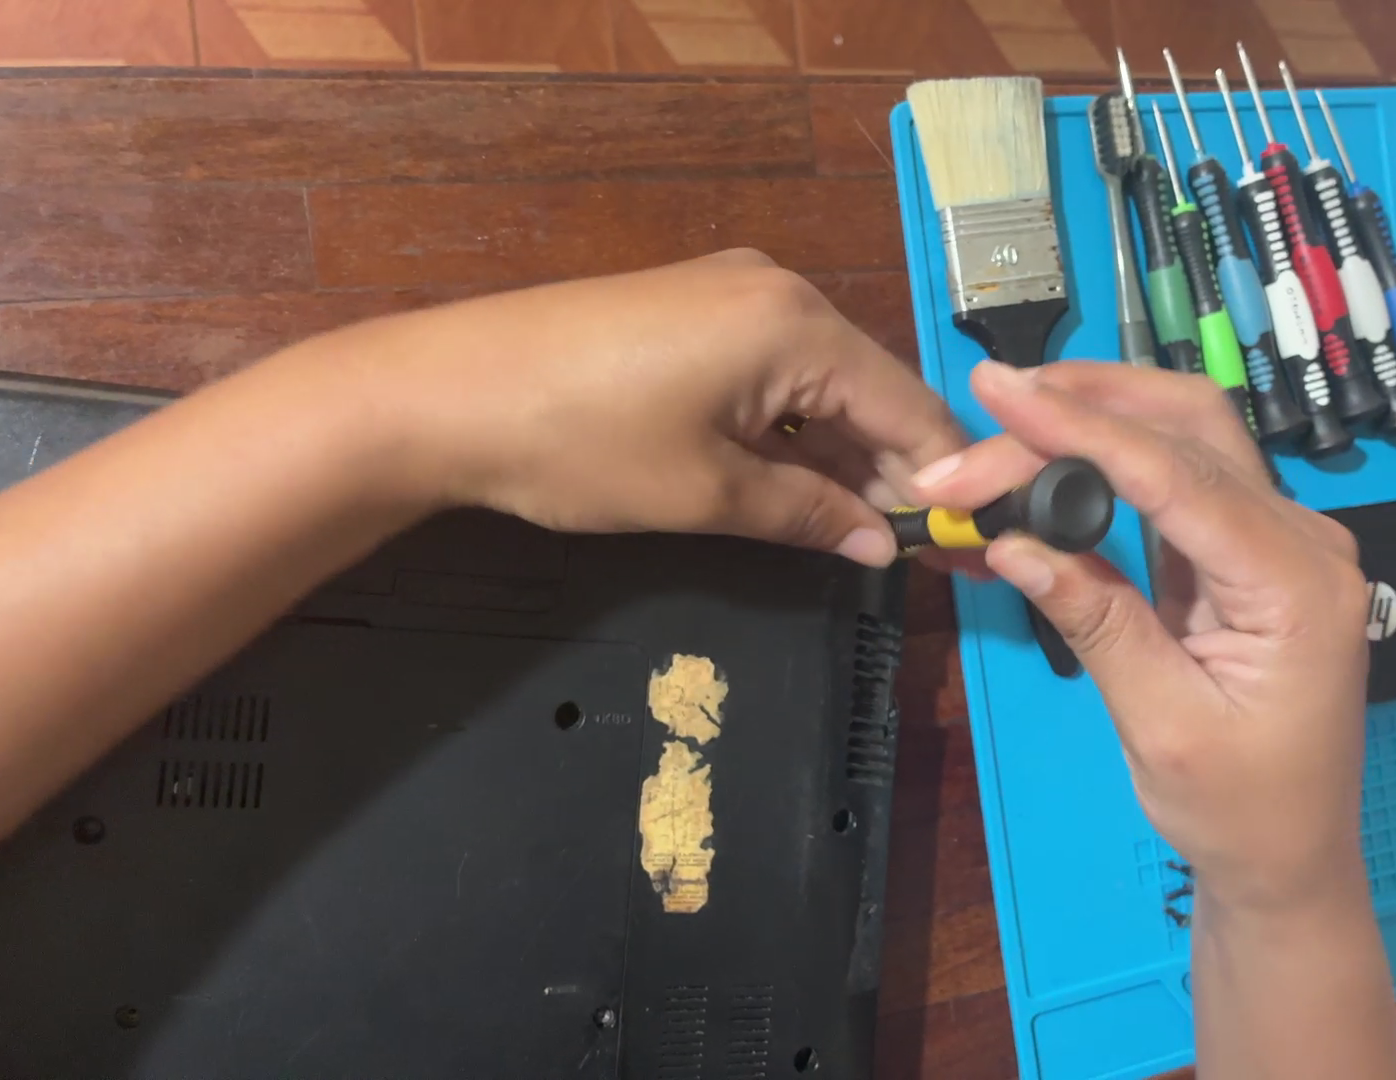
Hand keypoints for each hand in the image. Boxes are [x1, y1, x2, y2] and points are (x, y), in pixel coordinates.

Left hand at [315, 250, 963, 564]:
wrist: (434, 395)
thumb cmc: (582, 446)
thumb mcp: (710, 493)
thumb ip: (813, 515)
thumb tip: (885, 550)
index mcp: (798, 326)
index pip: (907, 407)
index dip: (941, 478)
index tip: (961, 539)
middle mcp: (783, 295)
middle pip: (871, 394)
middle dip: (894, 472)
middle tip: (914, 547)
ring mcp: (739, 298)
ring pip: (826, 390)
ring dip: (847, 458)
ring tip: (870, 529)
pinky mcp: (703, 316)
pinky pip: (780, 380)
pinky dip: (800, 435)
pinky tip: (813, 484)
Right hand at [910, 360, 1370, 908]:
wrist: (1289, 853)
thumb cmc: (1238, 808)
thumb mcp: (1159, 724)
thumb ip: (1095, 621)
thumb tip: (1012, 544)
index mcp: (1293, 582)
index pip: (1175, 475)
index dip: (1081, 427)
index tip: (1002, 392)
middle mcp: (1296, 537)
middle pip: (1187, 427)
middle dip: (1082, 405)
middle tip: (988, 408)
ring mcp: (1269, 537)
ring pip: (1180, 437)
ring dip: (1094, 415)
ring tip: (1011, 415)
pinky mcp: (1236, 550)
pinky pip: (1169, 479)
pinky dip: (1105, 457)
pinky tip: (1050, 452)